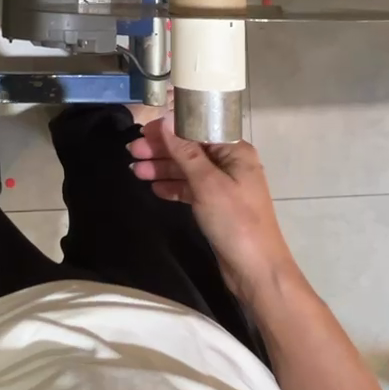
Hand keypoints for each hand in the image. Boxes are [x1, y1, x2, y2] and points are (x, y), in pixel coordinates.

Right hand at [129, 118, 303, 301]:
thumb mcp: (207, 183)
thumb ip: (185, 151)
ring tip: (135, 171)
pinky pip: (190, 188)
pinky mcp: (216, 205)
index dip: (169, 128)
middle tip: (131, 151)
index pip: (197, 129)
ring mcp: (223, 185)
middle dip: (161, 149)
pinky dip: (172, 186)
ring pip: (187, 169)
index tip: (143, 131)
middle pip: (190, 149)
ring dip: (162, 168)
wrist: (256, 271)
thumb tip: (166, 118)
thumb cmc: (235, 221)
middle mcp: (230, 163)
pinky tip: (154, 188)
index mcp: (235, 151)